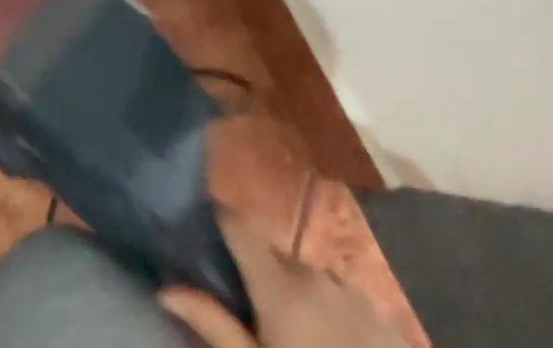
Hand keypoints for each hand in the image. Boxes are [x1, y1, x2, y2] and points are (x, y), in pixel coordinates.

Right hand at [161, 209, 408, 347]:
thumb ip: (214, 326)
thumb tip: (165, 289)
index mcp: (282, 287)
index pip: (240, 224)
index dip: (217, 217)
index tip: (198, 225)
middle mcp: (318, 277)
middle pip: (272, 253)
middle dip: (253, 268)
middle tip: (240, 303)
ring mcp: (357, 296)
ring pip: (308, 275)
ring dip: (291, 289)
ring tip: (287, 332)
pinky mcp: (387, 320)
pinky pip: (342, 297)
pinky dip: (325, 308)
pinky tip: (327, 345)